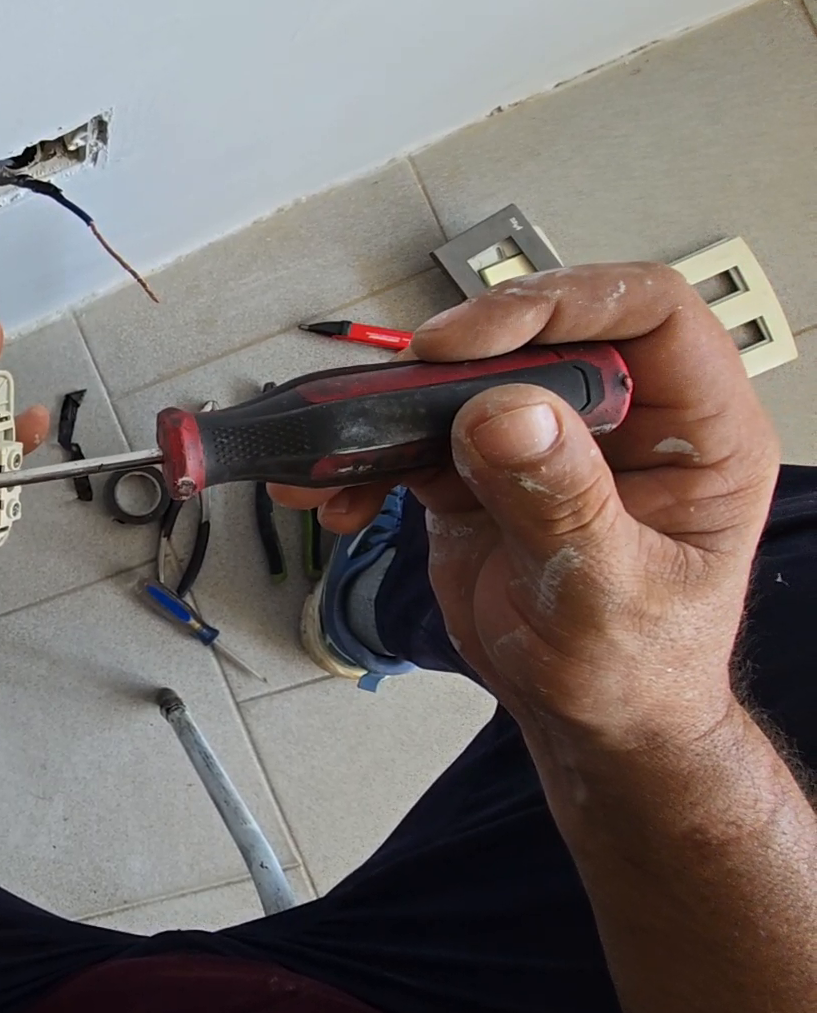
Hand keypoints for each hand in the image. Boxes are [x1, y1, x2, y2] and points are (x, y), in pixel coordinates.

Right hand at [273, 263, 778, 747]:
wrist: (579, 704)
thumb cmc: (629, 661)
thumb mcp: (606, 588)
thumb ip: (561, 499)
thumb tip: (507, 412)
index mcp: (685, 429)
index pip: (640, 315)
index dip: (552, 307)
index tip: (459, 346)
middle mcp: (605, 423)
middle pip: (519, 345)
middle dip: (435, 372)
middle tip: (381, 397)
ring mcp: (529, 447)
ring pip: (445, 394)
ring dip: (372, 426)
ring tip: (327, 467)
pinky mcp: (469, 475)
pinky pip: (401, 448)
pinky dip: (358, 474)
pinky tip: (339, 508)